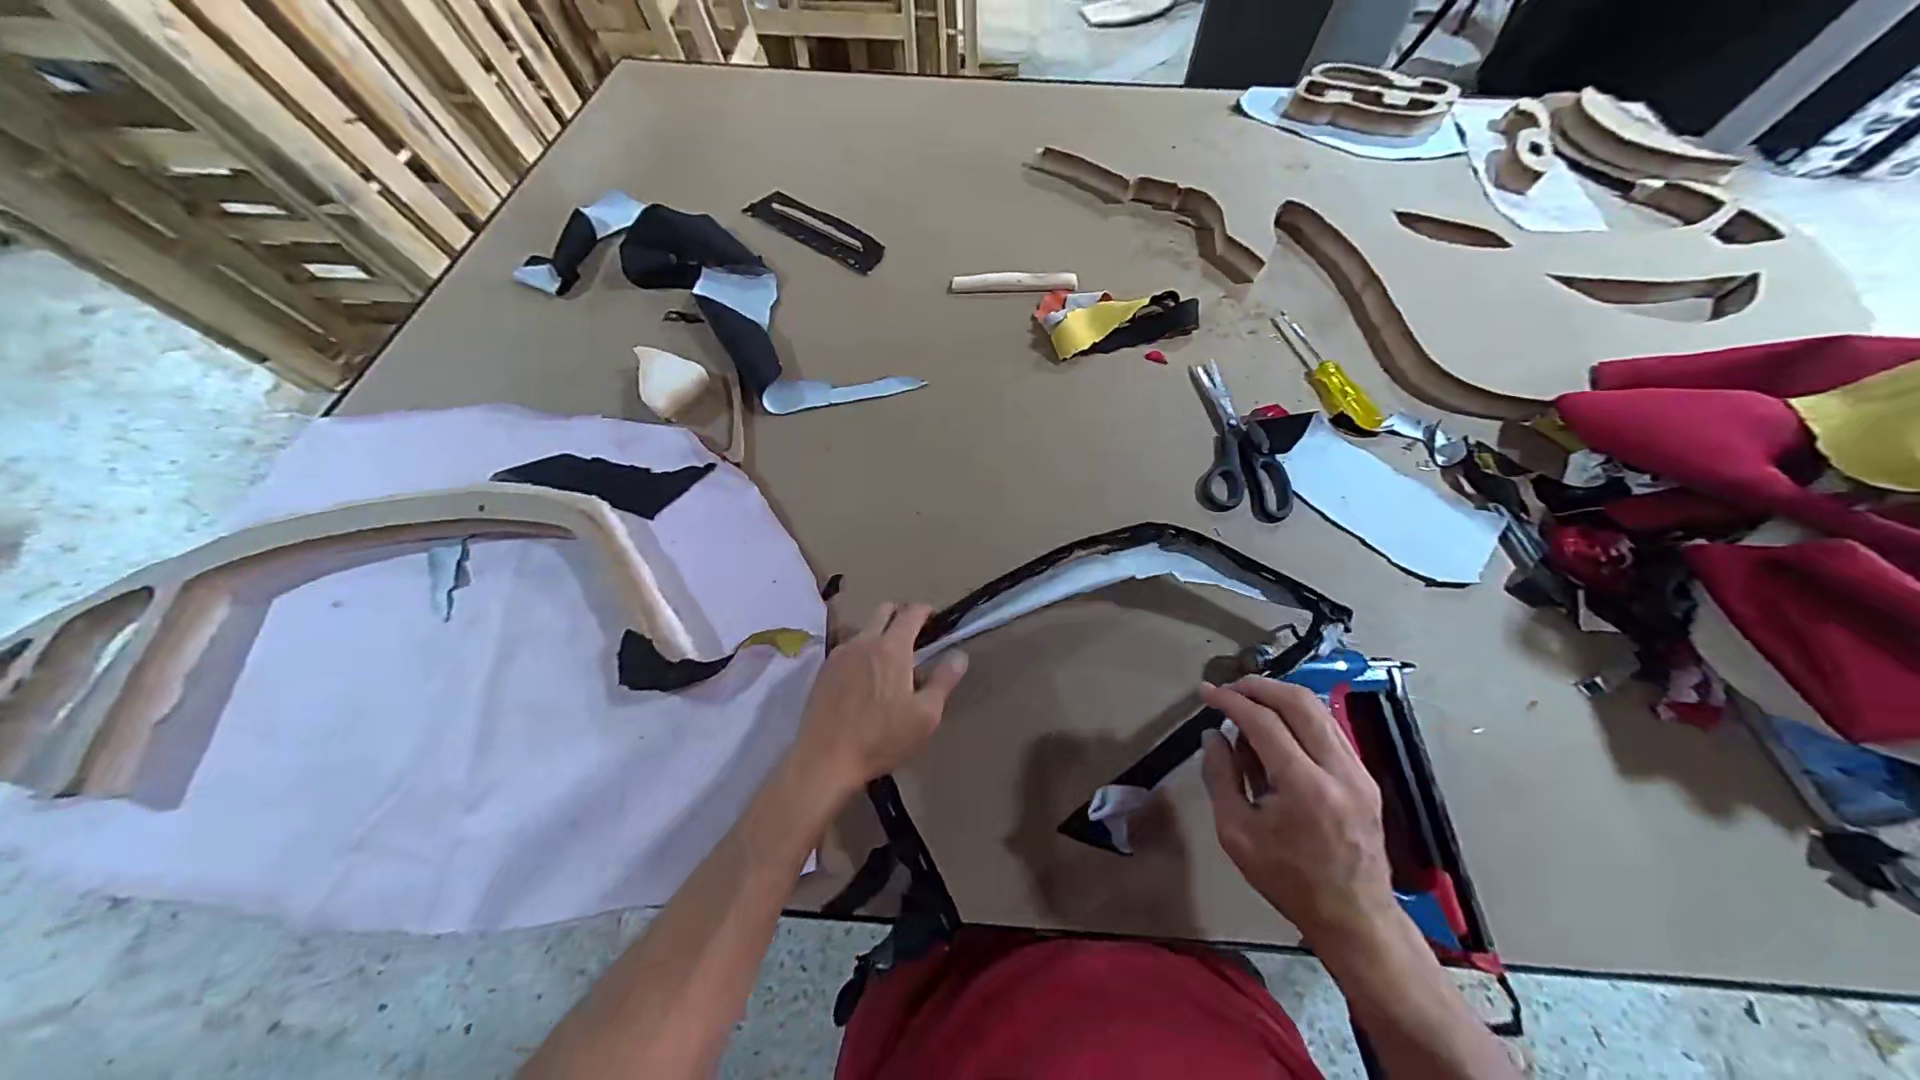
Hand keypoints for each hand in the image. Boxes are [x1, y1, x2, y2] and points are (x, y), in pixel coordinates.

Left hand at [791, 603, 967, 793]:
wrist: (825, 758)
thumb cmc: (881, 738)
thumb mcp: (925, 715)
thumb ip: (944, 680)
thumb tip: (959, 655)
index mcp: (892, 648)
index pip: (911, 613)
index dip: (926, 611)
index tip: (934, 620)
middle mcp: (863, 641)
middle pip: (884, 610)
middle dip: (902, 615)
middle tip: (914, 636)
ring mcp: (839, 653)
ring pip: (864, 628)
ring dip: (879, 633)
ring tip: (888, 660)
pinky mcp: (823, 669)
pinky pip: (847, 647)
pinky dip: (861, 651)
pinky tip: (864, 677)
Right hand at [1199, 677, 1398, 949]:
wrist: (1354, 917)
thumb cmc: (1288, 880)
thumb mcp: (1236, 833)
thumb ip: (1220, 777)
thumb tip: (1213, 736)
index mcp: (1305, 787)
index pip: (1264, 722)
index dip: (1230, 701)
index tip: (1206, 693)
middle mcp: (1339, 770)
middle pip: (1298, 702)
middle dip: (1259, 686)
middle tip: (1229, 688)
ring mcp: (1359, 772)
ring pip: (1319, 710)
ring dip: (1280, 697)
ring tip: (1248, 701)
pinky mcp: (1365, 778)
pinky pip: (1329, 730)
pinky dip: (1299, 717)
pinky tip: (1275, 727)